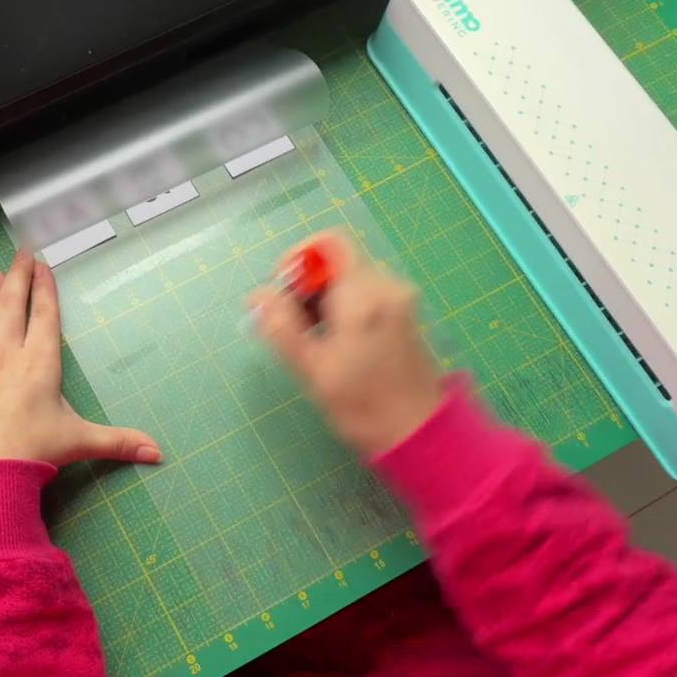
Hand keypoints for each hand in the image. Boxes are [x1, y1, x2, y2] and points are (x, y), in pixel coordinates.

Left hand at [0, 250, 163, 465]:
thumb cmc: (33, 452)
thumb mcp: (80, 443)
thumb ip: (119, 442)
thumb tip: (158, 452)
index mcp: (40, 362)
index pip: (43, 314)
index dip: (44, 287)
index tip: (42, 264)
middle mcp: (7, 355)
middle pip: (11, 305)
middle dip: (17, 276)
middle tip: (19, 253)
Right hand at [250, 231, 443, 455]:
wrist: (420, 433)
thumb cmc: (363, 407)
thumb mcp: (313, 369)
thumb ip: (282, 327)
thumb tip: (256, 296)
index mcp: (363, 297)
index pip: (328, 244)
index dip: (297, 260)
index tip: (282, 294)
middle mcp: (386, 287)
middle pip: (336, 261)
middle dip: (306, 286)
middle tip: (291, 326)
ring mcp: (399, 298)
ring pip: (349, 277)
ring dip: (322, 299)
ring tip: (311, 339)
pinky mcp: (403, 313)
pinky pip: (364, 293)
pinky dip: (342, 307)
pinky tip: (334, 341)